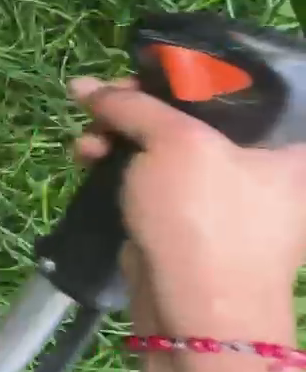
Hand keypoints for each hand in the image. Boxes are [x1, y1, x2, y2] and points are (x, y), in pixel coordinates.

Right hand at [71, 76, 305, 337]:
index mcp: (288, 150)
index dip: (186, 76)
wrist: (196, 297)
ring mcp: (223, 190)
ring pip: (157, 139)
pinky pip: (145, 167)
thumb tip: (85, 86)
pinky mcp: (186, 208)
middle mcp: (261, 165)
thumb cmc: (205, 215)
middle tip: (99, 104)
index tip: (142, 74)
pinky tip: (87, 159)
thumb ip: (131, 103)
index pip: (240, 91)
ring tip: (87, 142)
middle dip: (133, 106)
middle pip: (188, 112)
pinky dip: (113, 158)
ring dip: (113, 132)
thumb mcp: (173, 142)